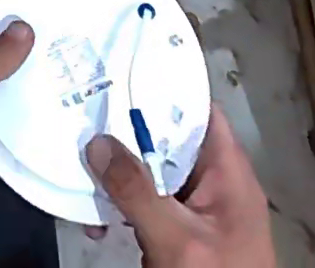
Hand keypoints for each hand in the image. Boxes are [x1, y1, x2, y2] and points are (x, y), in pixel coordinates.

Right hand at [85, 106, 276, 267]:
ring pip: (157, 175)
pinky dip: (126, 209)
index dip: (165, 89)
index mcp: (229, 170)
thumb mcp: (174, 237)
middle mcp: (217, 183)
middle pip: (171, 141)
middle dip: (131, 135)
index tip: (123, 76)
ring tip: (85, 174)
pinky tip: (98, 221)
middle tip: (91, 118)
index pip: (199, 109)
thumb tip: (96, 141)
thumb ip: (137, 190)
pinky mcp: (185, 238)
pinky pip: (152, 208)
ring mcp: (200, 212)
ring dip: (122, 178)